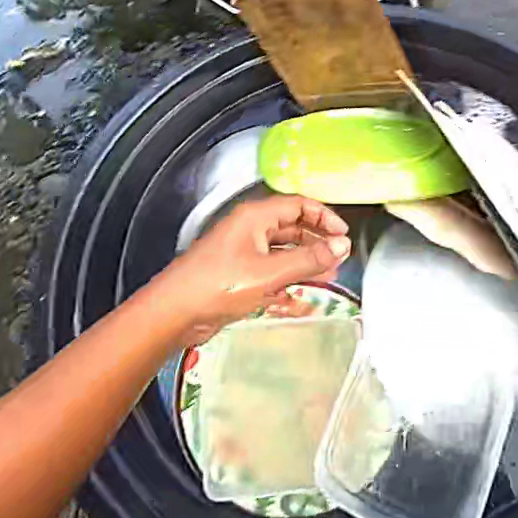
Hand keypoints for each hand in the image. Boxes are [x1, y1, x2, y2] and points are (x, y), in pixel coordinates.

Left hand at [152, 195, 350, 343]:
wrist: (174, 313)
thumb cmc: (217, 286)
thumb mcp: (269, 272)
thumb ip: (309, 259)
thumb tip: (341, 246)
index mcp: (255, 217)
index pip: (298, 204)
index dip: (324, 216)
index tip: (343, 235)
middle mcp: (250, 230)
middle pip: (292, 226)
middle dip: (317, 240)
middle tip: (339, 257)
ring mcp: (243, 252)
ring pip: (283, 250)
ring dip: (306, 261)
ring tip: (328, 275)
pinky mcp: (239, 274)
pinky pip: (272, 270)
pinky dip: (289, 277)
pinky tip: (301, 292)